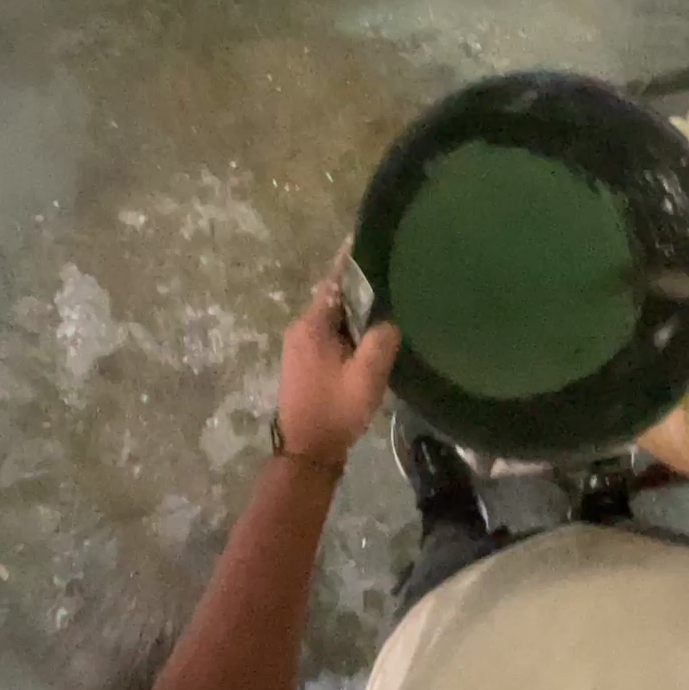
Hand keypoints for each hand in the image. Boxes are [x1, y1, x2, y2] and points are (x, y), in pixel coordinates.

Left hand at [276, 244, 400, 464]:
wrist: (307, 452)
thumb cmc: (335, 410)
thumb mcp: (366, 375)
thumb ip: (381, 340)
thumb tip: (389, 319)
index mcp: (312, 326)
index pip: (333, 281)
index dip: (349, 260)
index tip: (363, 237)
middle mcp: (300, 329)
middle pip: (332, 296)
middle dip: (357, 285)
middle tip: (388, 269)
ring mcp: (299, 346)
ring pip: (332, 316)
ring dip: (354, 308)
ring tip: (384, 297)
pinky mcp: (304, 361)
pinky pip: (329, 331)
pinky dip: (348, 325)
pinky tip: (369, 330)